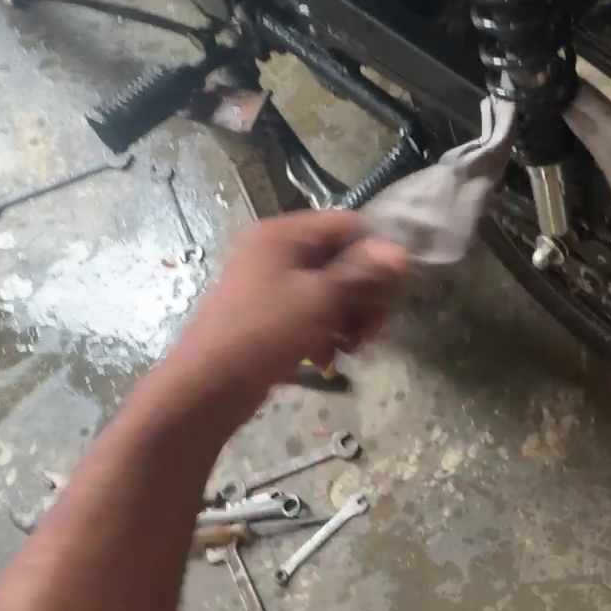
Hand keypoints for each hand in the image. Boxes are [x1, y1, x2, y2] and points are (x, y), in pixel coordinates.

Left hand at [164, 211, 410, 411]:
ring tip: (354, 346)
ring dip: (353, 318)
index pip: (348, 226)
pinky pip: (317, 313)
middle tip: (375, 327)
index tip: (396, 285)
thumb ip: (362, 272)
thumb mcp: (320, 298)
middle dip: (366, 295)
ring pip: (335, 291)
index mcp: (285, 235)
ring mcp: (276, 284)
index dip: (376, 252)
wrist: (210, 385)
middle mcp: (280, 252)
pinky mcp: (276, 314)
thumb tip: (399, 251)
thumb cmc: (264, 332)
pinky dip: (331, 332)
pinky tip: (332, 355)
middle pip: (345, 261)